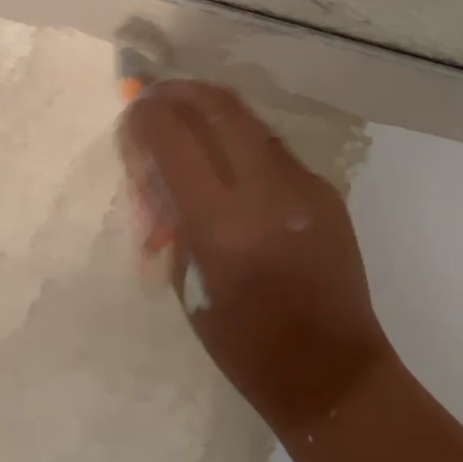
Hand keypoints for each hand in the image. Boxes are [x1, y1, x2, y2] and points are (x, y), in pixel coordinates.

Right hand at [119, 80, 392, 431]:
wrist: (330, 368)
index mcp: (222, 225)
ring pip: (252, 123)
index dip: (146, 117)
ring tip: (190, 116)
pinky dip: (246, 143)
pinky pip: (278, 152)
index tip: (132, 112)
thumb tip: (159, 171)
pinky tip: (231, 162)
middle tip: (158, 96)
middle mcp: (266, 192)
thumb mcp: (189, 285)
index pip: (174, 139)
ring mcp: (305, 187)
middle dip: (181, 93)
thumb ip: (174, 220)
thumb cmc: (245, 346)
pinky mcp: (328, 191)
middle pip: (218, 109)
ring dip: (215, 111)